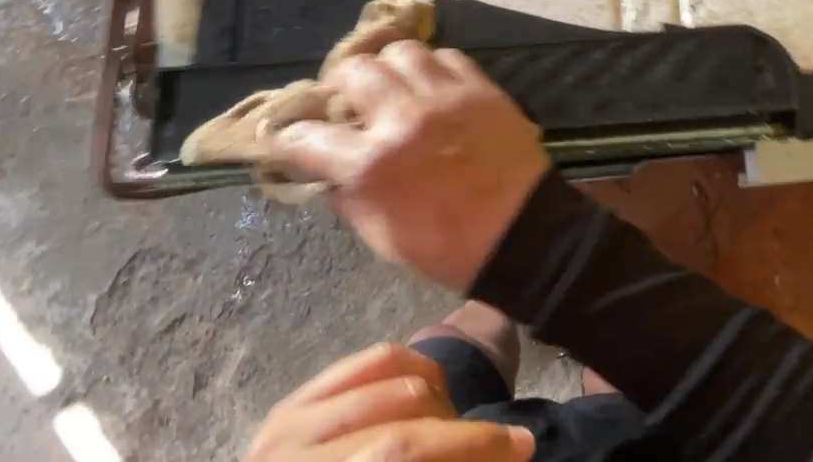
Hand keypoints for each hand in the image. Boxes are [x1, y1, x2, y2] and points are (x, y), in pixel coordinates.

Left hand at [247, 344, 532, 461]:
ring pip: (397, 376)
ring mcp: (288, 424)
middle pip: (408, 410)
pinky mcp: (292, 403)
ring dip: (439, 398)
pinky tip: (429, 386)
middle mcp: (293, 453)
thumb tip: (497, 448)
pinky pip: (371, 359)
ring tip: (449, 425)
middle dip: (461, 425)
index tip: (524, 445)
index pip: (409, 448)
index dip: (475, 444)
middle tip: (491, 442)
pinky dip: (412, 366)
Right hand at [275, 41, 550, 290]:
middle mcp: (404, 118)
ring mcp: (446, 97)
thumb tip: (329, 170)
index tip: (291, 137)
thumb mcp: (381, 236)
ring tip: (391, 87)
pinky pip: (447, 56)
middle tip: (347, 102)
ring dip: (387, 68)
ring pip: (401, 51)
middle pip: (354, 70)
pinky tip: (431, 87)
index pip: (307, 136)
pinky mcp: (481, 88)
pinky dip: (431, 67)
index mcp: (372, 164)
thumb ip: (349, 195)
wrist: (522, 233)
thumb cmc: (447, 247)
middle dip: (339, 86)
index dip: (290, 138)